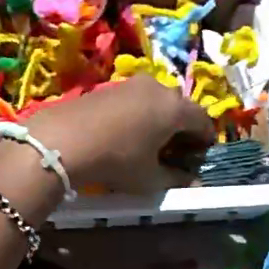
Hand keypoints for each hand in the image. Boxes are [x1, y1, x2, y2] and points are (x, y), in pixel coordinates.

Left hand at [26, 78, 213, 193]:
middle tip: (176, 153)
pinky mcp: (110, 86)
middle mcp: (159, 88)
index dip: (205, 141)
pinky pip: (137, 100)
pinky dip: (141, 115)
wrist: (63, 141)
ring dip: (161, 120)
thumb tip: (194, 185)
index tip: (199, 158)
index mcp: (176, 108)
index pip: (203, 121)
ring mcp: (132, 83)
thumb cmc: (117, 161)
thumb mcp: (150, 178)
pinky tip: (129, 135)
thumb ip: (176, 180)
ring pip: (158, 101)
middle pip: (181, 107)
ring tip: (151, 144)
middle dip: (183, 129)